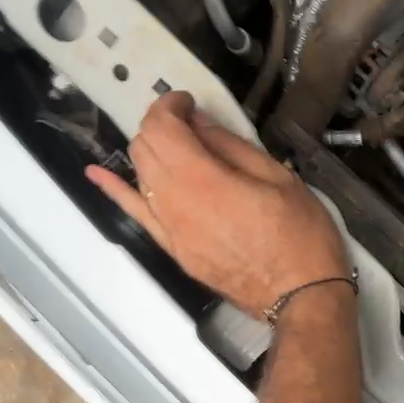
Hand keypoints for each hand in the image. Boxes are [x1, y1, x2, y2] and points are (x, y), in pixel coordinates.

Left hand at [87, 92, 350, 317]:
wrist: (303, 300)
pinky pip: (137, 213)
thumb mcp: (280, 181)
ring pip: (141, 175)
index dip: (169, 105)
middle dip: (162, 128)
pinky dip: (117, 190)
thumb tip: (200, 124)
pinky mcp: (177, 251)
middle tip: (190, 127)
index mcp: (202, 178)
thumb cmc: (303, 240)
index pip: (162, 126)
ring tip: (176, 151)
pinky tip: (100, 175)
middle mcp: (175, 201)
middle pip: (145, 147)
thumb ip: (233, 148)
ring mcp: (171, 229)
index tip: (187, 102)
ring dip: (152, 154)